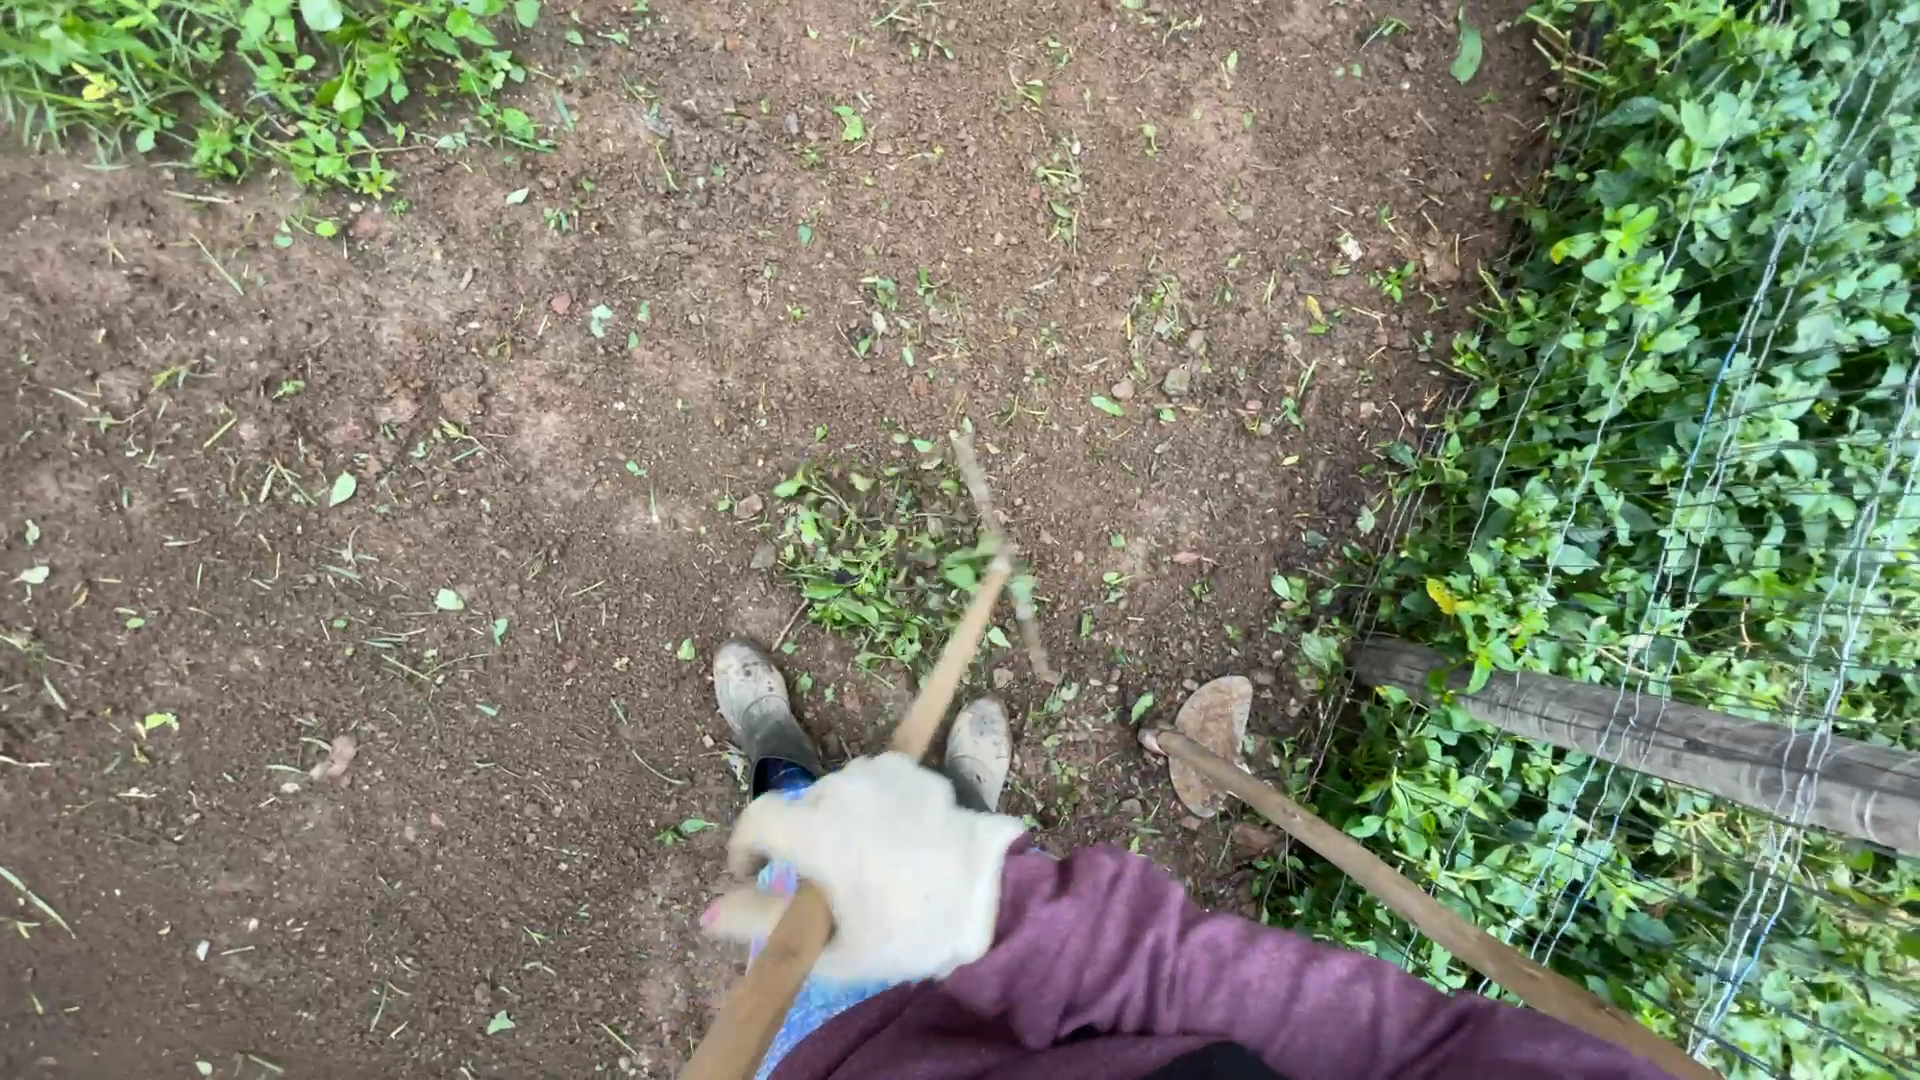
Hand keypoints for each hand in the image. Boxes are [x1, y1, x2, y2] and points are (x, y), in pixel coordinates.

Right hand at [702, 752, 1027, 982]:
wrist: (987, 896)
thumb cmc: (907, 929)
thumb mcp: (830, 947)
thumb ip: (763, 923)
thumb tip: (709, 912)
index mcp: (816, 832)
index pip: (756, 817)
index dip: (745, 844)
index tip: (754, 872)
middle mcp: (841, 790)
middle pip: (800, 807)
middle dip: (801, 840)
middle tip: (825, 880)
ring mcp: (879, 772)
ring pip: (837, 791)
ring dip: (838, 818)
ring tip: (865, 857)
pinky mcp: (910, 768)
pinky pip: (872, 780)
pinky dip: (872, 802)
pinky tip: (894, 833)